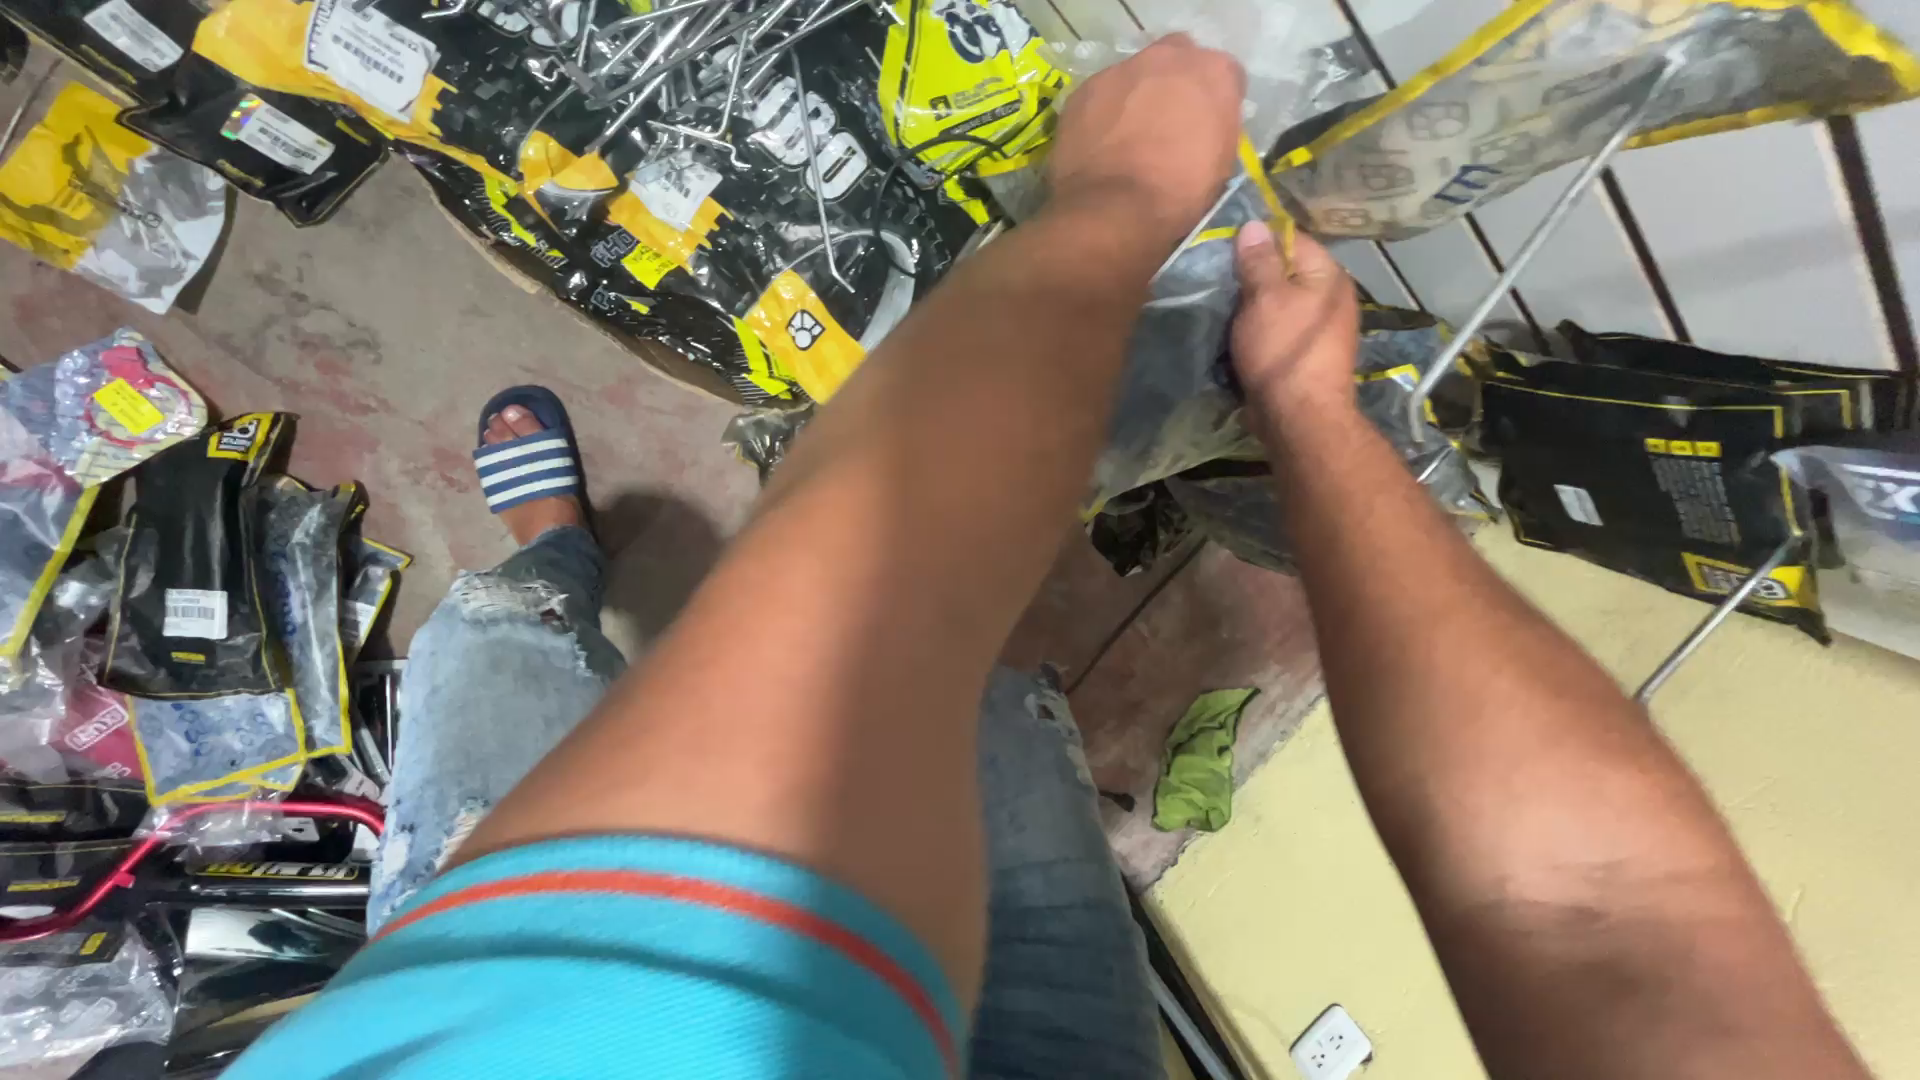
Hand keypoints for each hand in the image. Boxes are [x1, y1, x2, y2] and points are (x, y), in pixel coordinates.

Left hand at [1047, 35, 1244, 243]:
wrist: (1113, 209)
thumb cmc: (1177, 196)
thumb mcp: (1218, 169)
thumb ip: (1215, 132)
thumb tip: (1202, 133)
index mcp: (1215, 73)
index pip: (1224, 77)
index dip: (1213, 104)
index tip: (1203, 129)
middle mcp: (1170, 56)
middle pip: (1176, 61)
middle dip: (1172, 86)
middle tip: (1163, 125)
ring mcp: (1122, 68)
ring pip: (1133, 76)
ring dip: (1133, 98)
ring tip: (1124, 138)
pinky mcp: (1084, 89)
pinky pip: (1099, 97)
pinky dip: (1101, 115)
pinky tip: (1098, 144)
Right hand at [1230, 222, 1359, 417]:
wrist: (1298, 416)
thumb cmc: (1282, 351)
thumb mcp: (1265, 298)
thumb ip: (1259, 261)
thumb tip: (1254, 225)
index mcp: (1327, 276)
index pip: (1292, 239)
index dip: (1258, 240)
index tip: (1224, 248)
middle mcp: (1329, 299)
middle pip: (1284, 274)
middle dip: (1251, 277)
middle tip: (1216, 280)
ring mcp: (1319, 331)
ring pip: (1277, 306)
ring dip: (1250, 308)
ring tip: (1220, 309)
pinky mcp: (1303, 357)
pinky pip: (1275, 333)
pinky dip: (1256, 333)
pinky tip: (1234, 338)